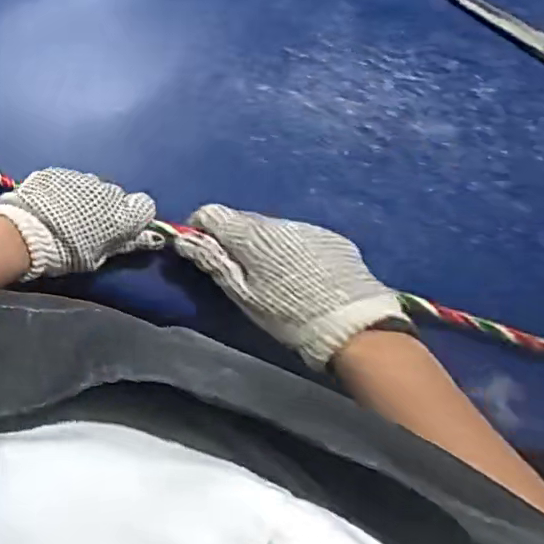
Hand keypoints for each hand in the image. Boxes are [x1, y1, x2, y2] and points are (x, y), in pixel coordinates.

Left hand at [0, 168, 162, 279]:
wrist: (25, 233)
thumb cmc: (65, 251)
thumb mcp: (97, 256)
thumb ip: (122, 243)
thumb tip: (147, 238)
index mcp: (124, 214)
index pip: (143, 206)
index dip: (131, 215)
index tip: (119, 225)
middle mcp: (107, 191)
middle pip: (113, 195)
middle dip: (104, 205)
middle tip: (84, 221)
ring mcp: (80, 178)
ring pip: (88, 185)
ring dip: (81, 195)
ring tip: (61, 211)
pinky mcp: (55, 172)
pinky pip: (64, 180)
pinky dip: (59, 188)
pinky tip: (45, 202)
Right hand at [171, 205, 405, 370]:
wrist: (360, 330)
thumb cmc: (287, 313)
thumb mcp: (240, 292)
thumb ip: (211, 260)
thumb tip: (183, 240)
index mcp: (251, 235)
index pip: (210, 213)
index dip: (200, 230)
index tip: (202, 251)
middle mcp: (279, 223)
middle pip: (240, 219)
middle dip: (230, 237)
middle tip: (235, 266)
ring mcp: (310, 229)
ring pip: (268, 227)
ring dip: (260, 243)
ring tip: (269, 271)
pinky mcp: (334, 239)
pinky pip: (296, 236)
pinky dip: (286, 248)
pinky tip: (297, 272)